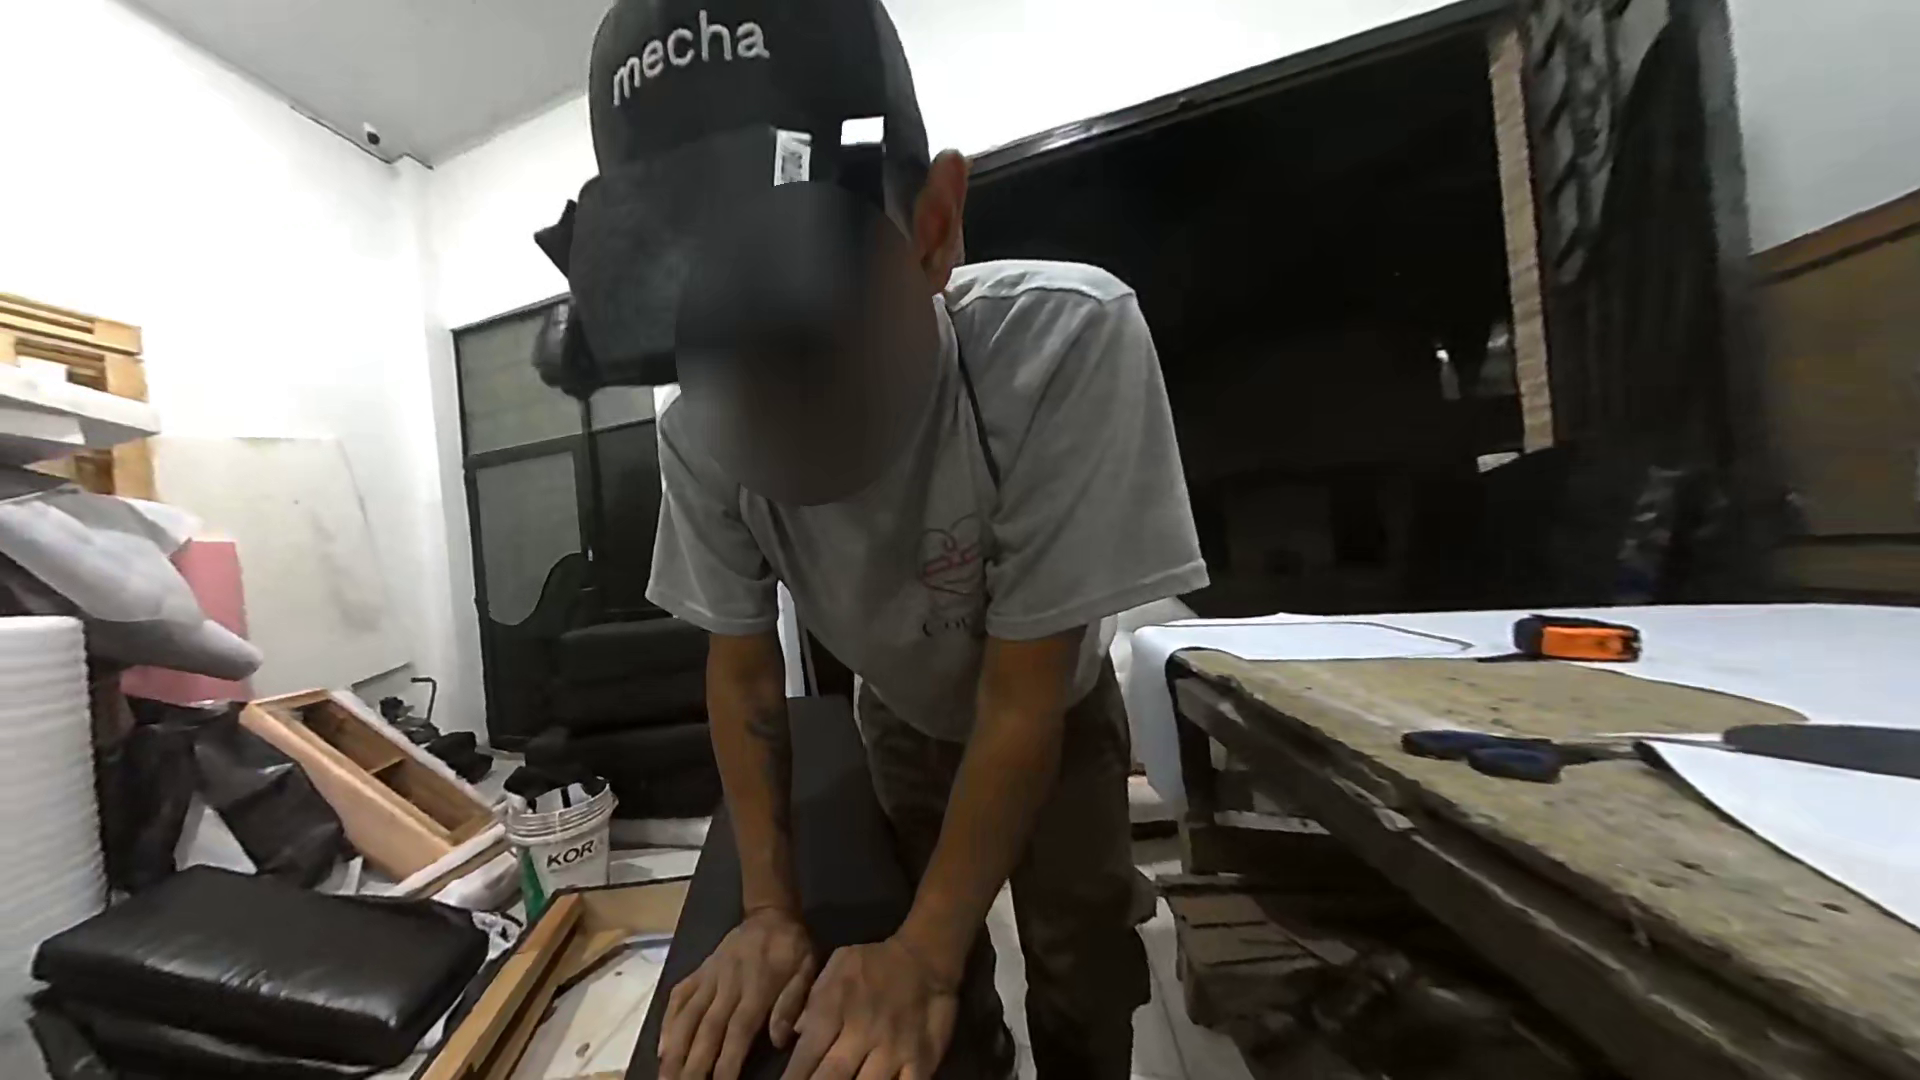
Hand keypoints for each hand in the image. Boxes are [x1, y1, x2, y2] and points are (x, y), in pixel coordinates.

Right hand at [659, 908, 817, 1079]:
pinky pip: (679, 996)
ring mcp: (710, 976)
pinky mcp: (700, 970)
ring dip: (675, 1051)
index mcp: (759, 986)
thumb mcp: (806, 967)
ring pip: (687, 1016)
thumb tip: (779, 1039)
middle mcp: (729, 983)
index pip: (739, 1031)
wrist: (771, 912)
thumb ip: (794, 1001)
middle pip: (708, 1029)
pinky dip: (668, 1022)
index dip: (727, 1063)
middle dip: (694, 1067)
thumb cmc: (792, 946)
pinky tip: (662, 1048)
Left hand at [779, 937, 958, 1079]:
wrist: (925, 956)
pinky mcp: (920, 1061)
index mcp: (837, 1007)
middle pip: (830, 1079)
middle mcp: (862, 1031)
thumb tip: (791, 1034)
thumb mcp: (840, 964)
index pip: (805, 1057)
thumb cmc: (876, 963)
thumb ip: (813, 998)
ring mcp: (892, 1049)